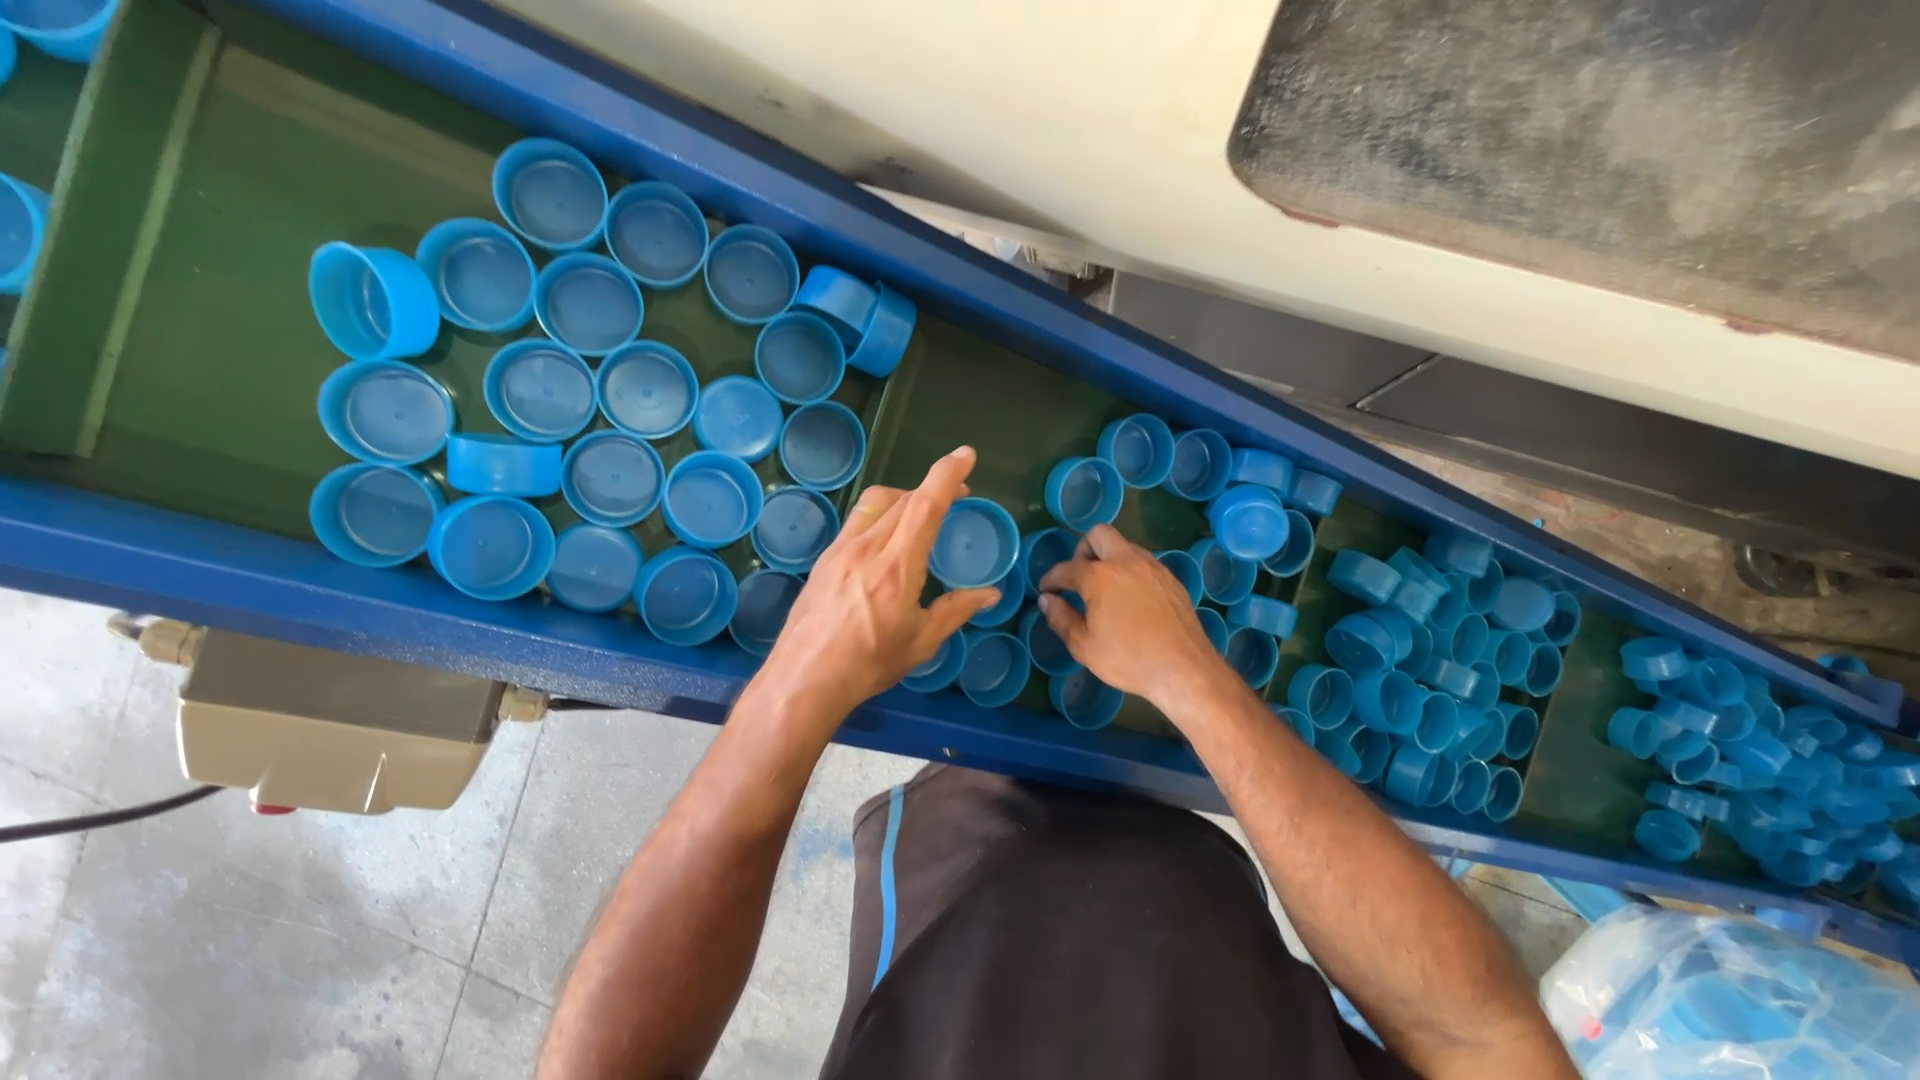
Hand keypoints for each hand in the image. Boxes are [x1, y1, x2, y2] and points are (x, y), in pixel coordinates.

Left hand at [757, 446, 999, 720]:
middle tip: (957, 494)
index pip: (925, 505)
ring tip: (922, 511)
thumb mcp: (921, 641)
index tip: (966, 455)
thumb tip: (990, 594)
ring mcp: (839, 551)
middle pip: (903, 499)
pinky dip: (880, 516)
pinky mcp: (823, 561)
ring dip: (904, 497)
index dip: (947, 475)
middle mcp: (866, 548)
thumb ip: (956, 610)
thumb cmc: (868, 663)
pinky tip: (886, 540)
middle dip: (933, 488)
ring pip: (875, 505)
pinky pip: (856, 523)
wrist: (805, 679)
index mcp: (896, 566)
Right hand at [1038, 525, 1233, 708]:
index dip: (1051, 579)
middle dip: (1082, 550)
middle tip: (1079, 578)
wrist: (1184, 669)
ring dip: (1109, 558)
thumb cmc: (1129, 660)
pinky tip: (1130, 598)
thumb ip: (1061, 618)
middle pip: (1099, 534)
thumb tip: (1048, 600)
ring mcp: (1153, 567)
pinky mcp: (1171, 579)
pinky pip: (1144, 562)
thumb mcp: (1084, 646)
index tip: (1047, 592)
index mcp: (1100, 577)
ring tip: (1105, 589)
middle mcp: (1126, 562)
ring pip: (1125, 545)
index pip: (1066, 568)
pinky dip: (1130, 570)